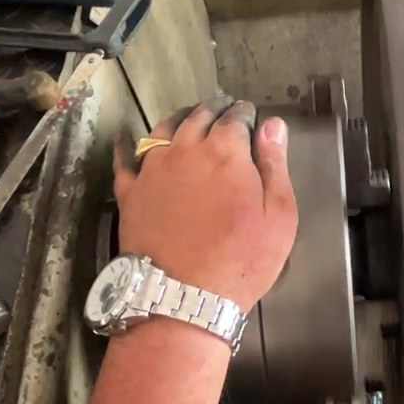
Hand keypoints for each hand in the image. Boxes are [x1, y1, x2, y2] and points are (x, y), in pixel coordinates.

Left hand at [113, 96, 297, 309]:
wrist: (183, 297)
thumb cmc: (242, 260)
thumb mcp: (279, 215)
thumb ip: (275, 165)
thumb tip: (273, 126)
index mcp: (226, 152)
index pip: (236, 118)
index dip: (245, 113)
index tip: (250, 114)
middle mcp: (186, 150)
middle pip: (199, 116)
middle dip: (214, 108)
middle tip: (222, 106)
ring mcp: (153, 170)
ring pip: (163, 129)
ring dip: (178, 117)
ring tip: (187, 115)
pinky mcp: (130, 194)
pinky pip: (124, 161)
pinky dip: (126, 145)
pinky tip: (125, 139)